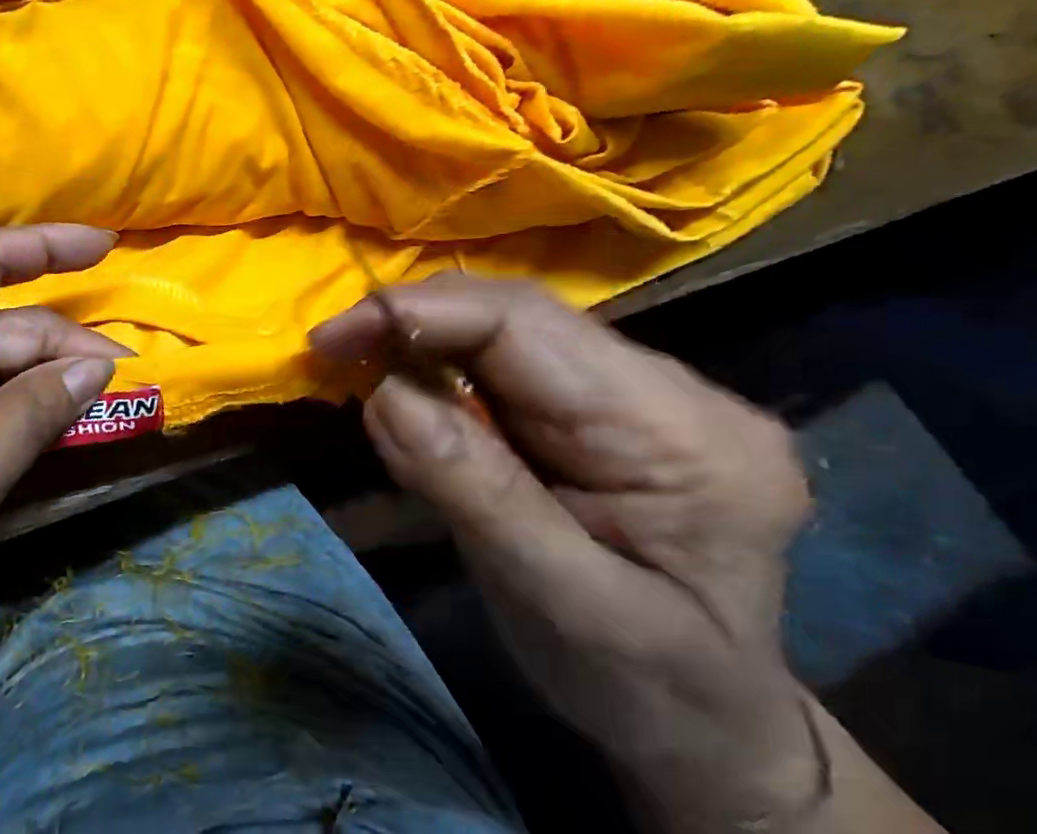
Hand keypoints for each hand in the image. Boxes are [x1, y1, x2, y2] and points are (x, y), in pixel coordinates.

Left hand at [0, 225, 128, 772]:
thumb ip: (33, 412)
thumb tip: (101, 368)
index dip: (45, 246)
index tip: (108, 244)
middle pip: (3, 323)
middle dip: (66, 345)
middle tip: (129, 378)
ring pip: (7, 362)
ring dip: (58, 379)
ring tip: (113, 404)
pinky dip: (38, 405)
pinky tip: (75, 418)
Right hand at [310, 275, 822, 827]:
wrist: (705, 723)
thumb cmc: (644, 686)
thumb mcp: (557, 602)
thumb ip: (477, 493)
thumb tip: (384, 394)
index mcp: (682, 436)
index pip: (532, 328)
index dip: (421, 314)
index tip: (331, 338)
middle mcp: (674, 393)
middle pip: (521, 317)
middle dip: (416, 325)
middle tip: (333, 351)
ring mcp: (648, 394)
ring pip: (513, 334)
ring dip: (428, 347)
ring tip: (361, 370)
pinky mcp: (613, 408)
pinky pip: (515, 365)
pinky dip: (450, 373)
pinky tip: (416, 398)